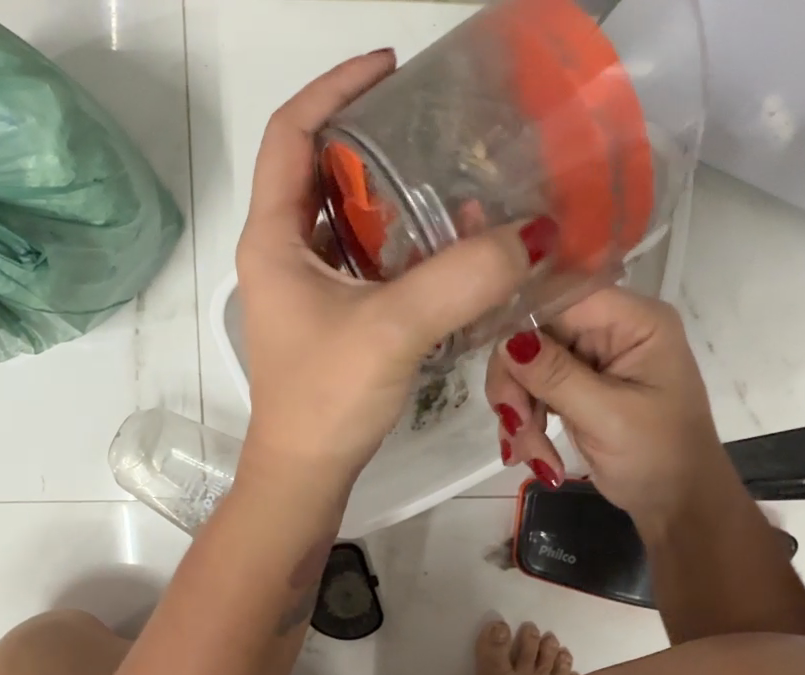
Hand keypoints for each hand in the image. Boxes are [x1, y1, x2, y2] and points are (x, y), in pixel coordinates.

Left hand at [236, 50, 548, 486]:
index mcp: (272, 239)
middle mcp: (279, 254)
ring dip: (387, 193)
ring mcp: (302, 288)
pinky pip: (361, 259)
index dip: (334, 89)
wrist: (304, 476)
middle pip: (317, 170)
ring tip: (444, 174)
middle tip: (431, 125)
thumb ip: (463, 278)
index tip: (389, 68)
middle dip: (370, 139)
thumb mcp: (394, 330)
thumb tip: (531, 234)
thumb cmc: (327, 400)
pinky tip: (440, 243)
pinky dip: (395, 242)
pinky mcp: (326, 317)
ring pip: (341, 218)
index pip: (289, 134)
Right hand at [487, 288, 724, 534]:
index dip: (522, 325)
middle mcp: (609, 329)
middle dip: (517, 384)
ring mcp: (591, 357)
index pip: (561, 297)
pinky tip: (534, 455)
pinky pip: (532, 390)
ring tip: (530, 454)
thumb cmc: (658, 456)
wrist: (676, 502)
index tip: (504, 373)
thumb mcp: (607, 417)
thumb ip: (556, 376)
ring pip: (525, 364)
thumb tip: (506, 342)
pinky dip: (525, 423)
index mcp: (633, 321)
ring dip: (519, 412)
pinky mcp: (574, 385)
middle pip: (534, 332)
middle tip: (515, 429)